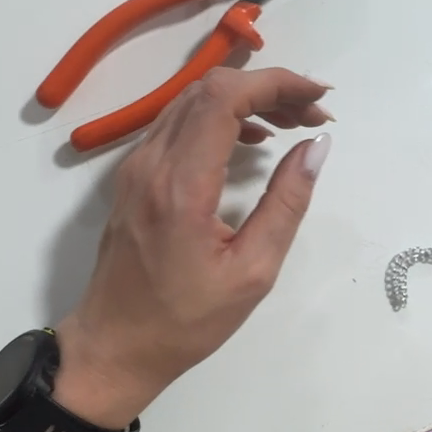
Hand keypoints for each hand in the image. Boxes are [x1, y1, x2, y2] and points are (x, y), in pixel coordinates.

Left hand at [52, 68, 332, 426]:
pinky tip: (255, 139)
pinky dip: (222, 116)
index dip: (276, 84)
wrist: (113, 347)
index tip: (318, 98)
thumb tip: (316, 147)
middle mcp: (152, 163)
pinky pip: (181, 123)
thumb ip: (287, 202)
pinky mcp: (135, 175)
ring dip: (248, 99)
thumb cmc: (186, 320)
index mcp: (181, 186)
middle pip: (210, 89)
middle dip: (269, 89)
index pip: (224, 98)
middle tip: (314, 115)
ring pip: (194, 100)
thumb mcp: (253, 271)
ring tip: (294, 123)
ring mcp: (137, 166)